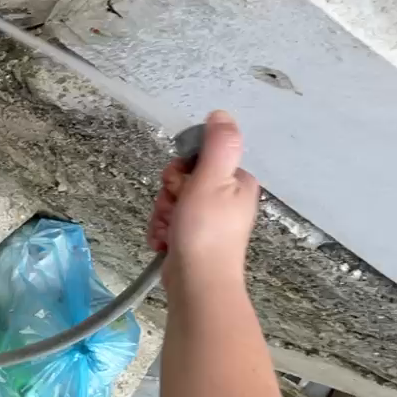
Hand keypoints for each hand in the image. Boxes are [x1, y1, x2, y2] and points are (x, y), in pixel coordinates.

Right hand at [147, 110, 260, 290]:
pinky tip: (165, 242)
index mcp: (236, 182)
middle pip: (180, 182)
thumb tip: (220, 114)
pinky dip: (161, 231)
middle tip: (175, 211)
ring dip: (161, 216)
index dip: (179, 171)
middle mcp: (226, 199)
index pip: (197, 160)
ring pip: (170, 203)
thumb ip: (217, 145)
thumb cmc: (205, 231)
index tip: (179, 186)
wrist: (198, 282)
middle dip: (168, 197)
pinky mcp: (193, 238)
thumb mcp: (211, 180)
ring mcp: (209, 221)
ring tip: (169, 232)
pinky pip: (167, 223)